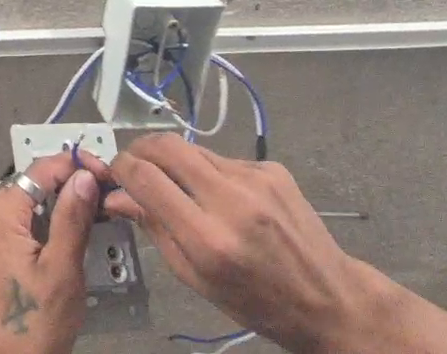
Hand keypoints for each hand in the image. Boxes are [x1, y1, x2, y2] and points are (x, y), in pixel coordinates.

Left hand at [0, 150, 110, 353]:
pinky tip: (72, 234)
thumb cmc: (33, 323)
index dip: (76, 164)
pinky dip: (48, 221)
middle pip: (33, 183)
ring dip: (62, 202)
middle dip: (70, 182)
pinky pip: (22, 223)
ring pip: (29, 203)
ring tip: (97, 211)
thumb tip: (84, 175)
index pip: (41, 169)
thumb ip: (72, 218)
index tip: (108, 173)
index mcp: (0, 213)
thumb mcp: (61, 270)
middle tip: (107, 193)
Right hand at [105, 134, 374, 353]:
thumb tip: (117, 196)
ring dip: (174, 159)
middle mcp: (230, 201)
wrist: (332, 300)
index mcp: (208, 239)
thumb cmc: (257, 301)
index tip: (115, 172)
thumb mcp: (197, 279)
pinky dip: (209, 170)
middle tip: (134, 163)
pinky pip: (223, 158)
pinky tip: (221, 195)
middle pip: (166, 146)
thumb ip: (155, 230)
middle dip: (140, 148)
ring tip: (176, 182)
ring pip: (193, 148)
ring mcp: (255, 179)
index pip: (145, 178)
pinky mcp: (272, 168)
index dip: (121, 167)